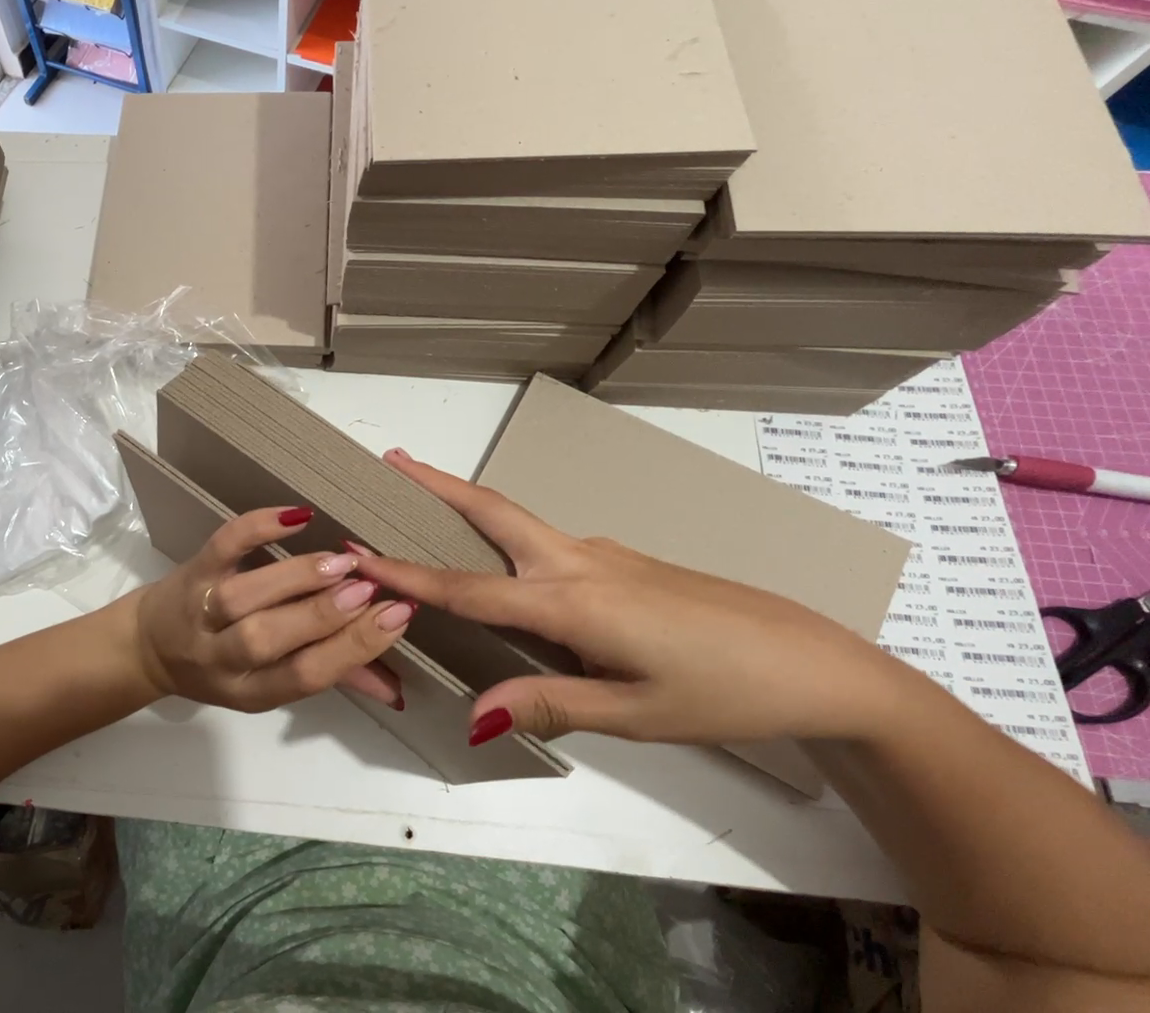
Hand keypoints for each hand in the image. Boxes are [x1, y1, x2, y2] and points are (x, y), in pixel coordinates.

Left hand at [132, 506, 416, 713]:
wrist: (150, 646)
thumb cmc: (222, 667)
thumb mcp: (270, 684)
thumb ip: (334, 678)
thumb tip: (398, 689)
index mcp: (251, 688)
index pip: (304, 675)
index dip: (350, 649)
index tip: (394, 618)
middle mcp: (221, 655)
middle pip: (270, 638)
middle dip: (324, 615)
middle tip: (371, 588)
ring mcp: (200, 610)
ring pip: (243, 596)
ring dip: (295, 578)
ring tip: (341, 562)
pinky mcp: (191, 571)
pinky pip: (221, 548)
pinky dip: (256, 528)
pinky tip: (296, 516)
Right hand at [352, 451, 919, 746]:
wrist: (819, 665)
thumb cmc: (724, 693)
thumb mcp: (632, 713)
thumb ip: (547, 703)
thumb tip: (474, 715)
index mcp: (571, 601)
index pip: (467, 587)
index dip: (406, 575)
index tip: (355, 554)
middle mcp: (578, 563)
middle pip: (493, 511)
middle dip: (437, 483)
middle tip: (390, 459)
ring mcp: (604, 555)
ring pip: (520, 523)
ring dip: (467, 504)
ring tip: (425, 499)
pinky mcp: (624, 562)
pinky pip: (547, 543)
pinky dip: (505, 537)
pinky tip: (507, 567)